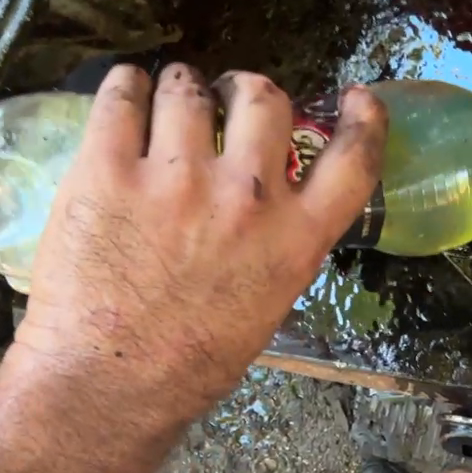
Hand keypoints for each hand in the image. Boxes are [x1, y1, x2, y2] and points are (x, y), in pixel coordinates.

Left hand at [1, 63, 385, 418]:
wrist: (109, 386)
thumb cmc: (192, 365)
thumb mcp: (265, 308)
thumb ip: (278, 247)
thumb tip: (267, 205)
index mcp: (294, 241)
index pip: (352, 162)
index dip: (363, 120)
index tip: (356, 98)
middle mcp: (246, 198)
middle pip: (264, 99)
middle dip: (246, 92)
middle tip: (226, 102)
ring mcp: (176, 179)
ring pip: (188, 86)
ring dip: (183, 89)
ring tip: (167, 106)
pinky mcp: (108, 169)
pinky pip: (123, 93)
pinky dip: (127, 87)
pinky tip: (126, 99)